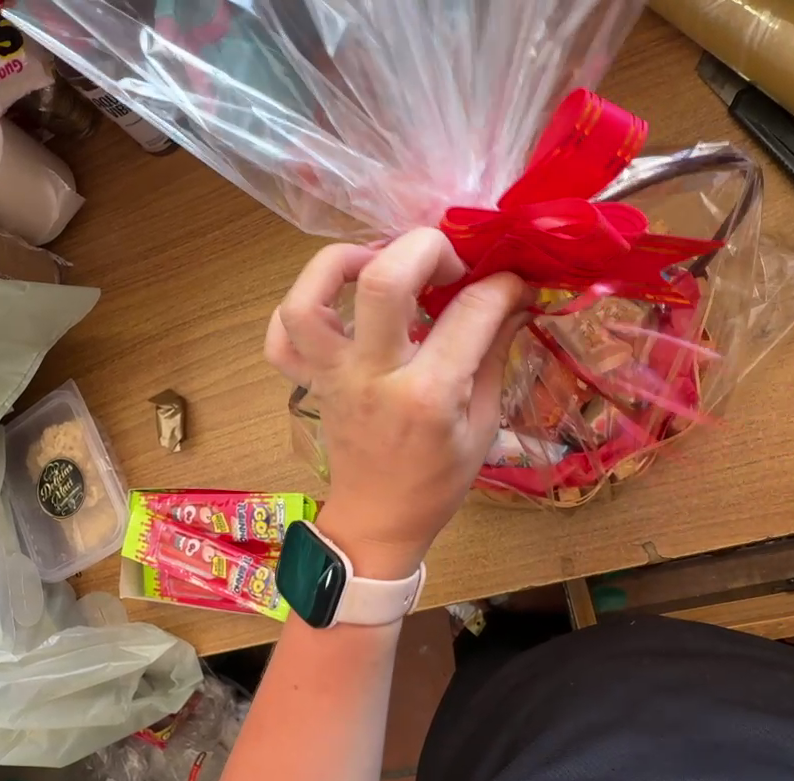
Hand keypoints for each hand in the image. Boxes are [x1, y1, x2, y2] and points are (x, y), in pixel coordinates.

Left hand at [266, 229, 526, 579]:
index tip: (511, 283)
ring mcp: (333, 378)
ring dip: (340, 263)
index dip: (500, 282)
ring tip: (378, 263)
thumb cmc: (436, 482)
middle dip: (423, 247)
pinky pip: (280, 340)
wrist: (378, 521)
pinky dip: (299, 309)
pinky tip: (336, 306)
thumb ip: (494, 354)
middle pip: (382, 281)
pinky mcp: (311, 384)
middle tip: (445, 265)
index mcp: (428, 394)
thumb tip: (514, 296)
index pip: (469, 309)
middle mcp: (373, 376)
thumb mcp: (482, 424)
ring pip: (307, 302)